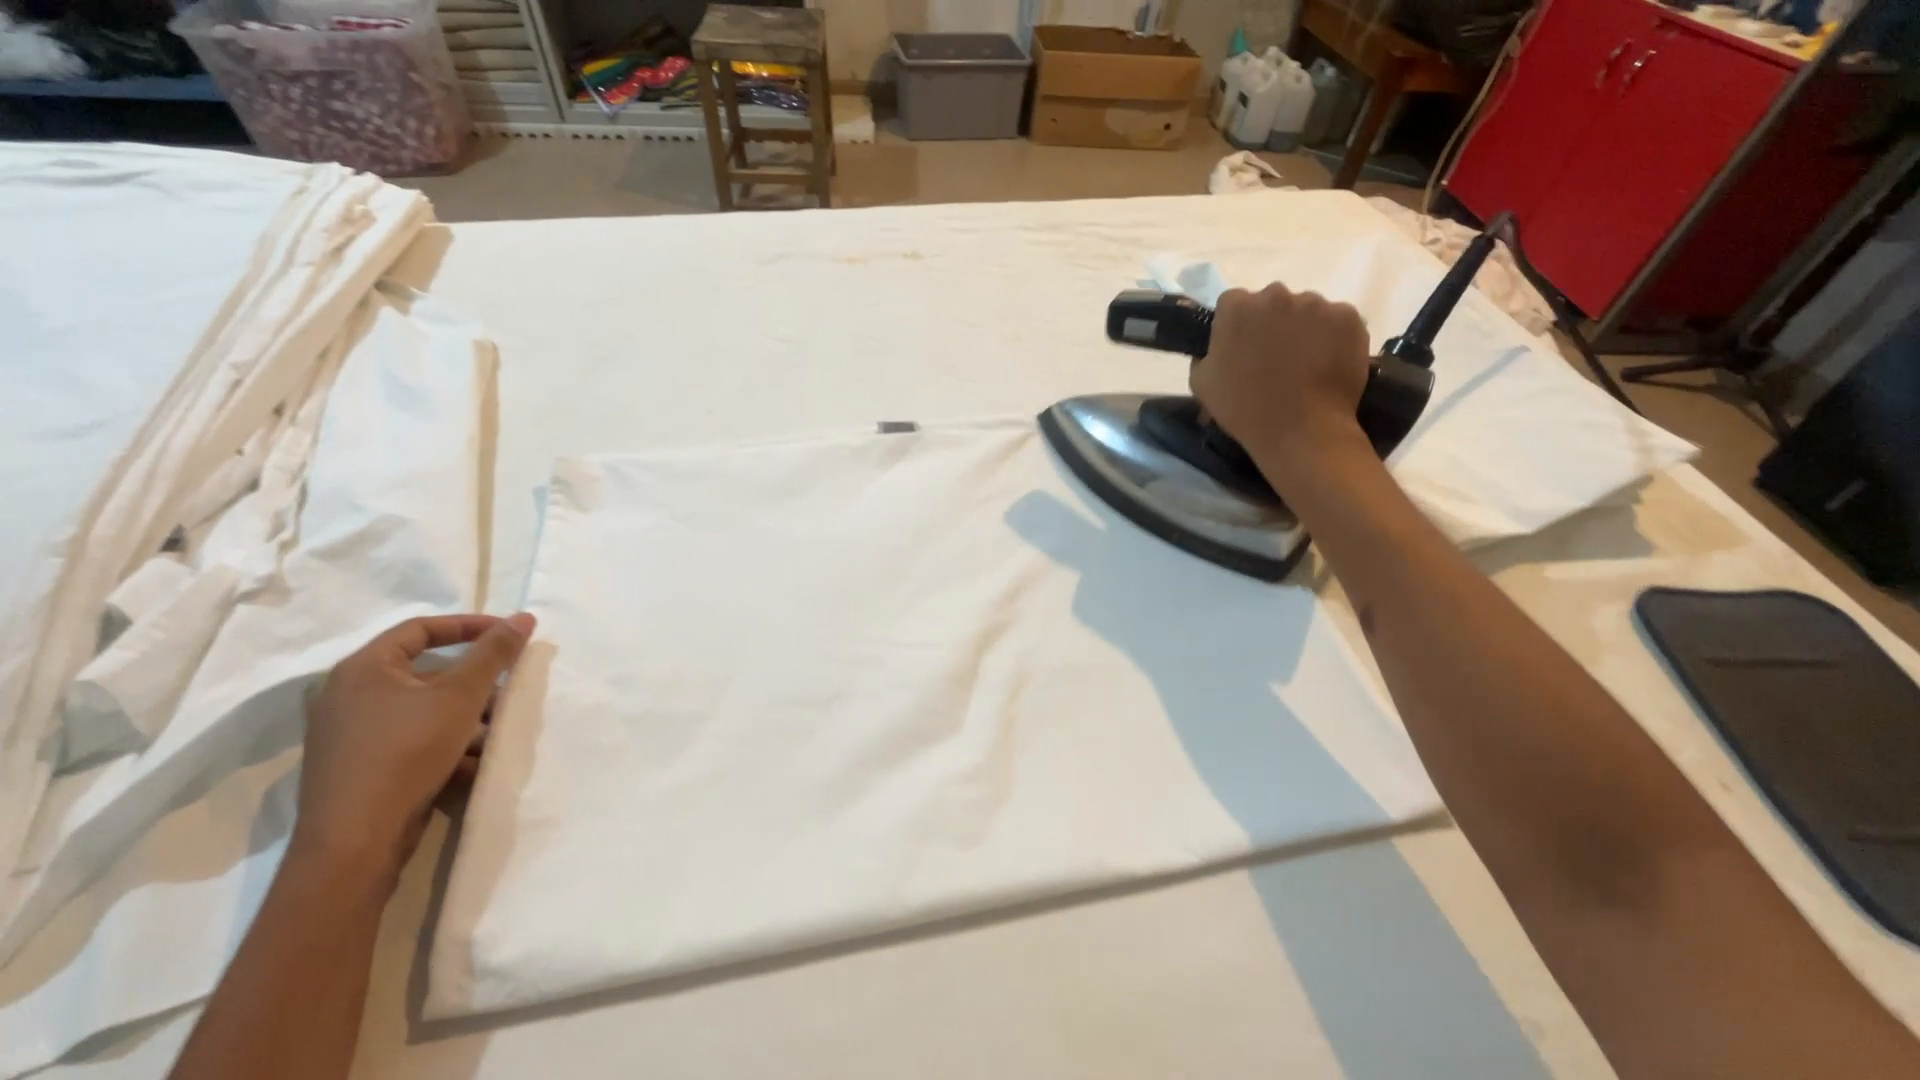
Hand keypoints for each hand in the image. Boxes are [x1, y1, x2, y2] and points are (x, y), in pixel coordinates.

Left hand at [295, 613, 534, 883]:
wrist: (355, 841)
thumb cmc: (406, 753)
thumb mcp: (460, 697)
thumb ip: (493, 655)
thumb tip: (523, 618)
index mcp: (363, 669)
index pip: (421, 628)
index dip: (470, 626)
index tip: (510, 634)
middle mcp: (348, 696)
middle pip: (425, 674)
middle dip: (474, 683)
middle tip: (509, 689)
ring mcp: (351, 736)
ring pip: (422, 712)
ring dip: (465, 719)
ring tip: (499, 733)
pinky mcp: (359, 770)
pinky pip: (411, 743)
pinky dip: (445, 747)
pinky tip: (475, 765)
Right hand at [1192, 283, 1374, 490]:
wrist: (1301, 431)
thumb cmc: (1245, 409)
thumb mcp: (1202, 384)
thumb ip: (1205, 354)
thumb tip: (1217, 347)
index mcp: (1237, 308)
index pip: (1233, 303)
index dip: (1237, 325)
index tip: (1242, 347)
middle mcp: (1276, 295)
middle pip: (1272, 301)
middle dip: (1272, 322)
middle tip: (1275, 356)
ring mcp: (1317, 304)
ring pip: (1307, 310)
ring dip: (1304, 328)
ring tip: (1305, 363)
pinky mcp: (1349, 317)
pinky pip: (1337, 321)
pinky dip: (1333, 336)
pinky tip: (1328, 362)